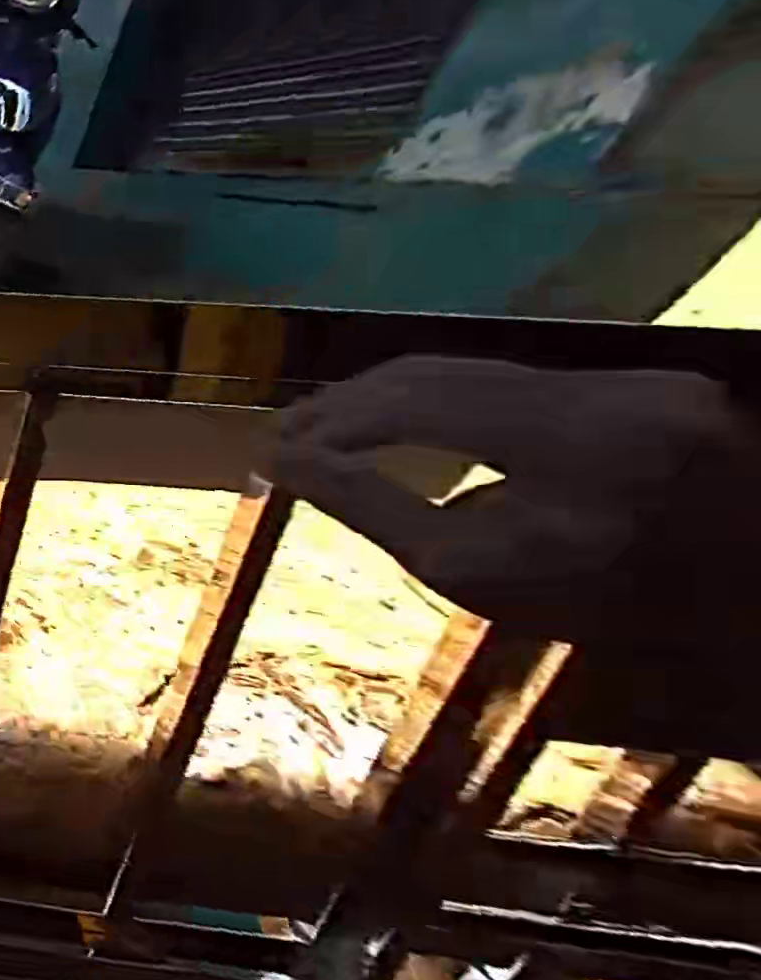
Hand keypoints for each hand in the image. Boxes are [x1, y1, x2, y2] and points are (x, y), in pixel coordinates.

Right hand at [272, 356, 760, 649]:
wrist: (741, 607)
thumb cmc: (589, 609)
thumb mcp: (462, 568)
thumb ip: (366, 505)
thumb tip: (278, 461)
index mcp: (583, 443)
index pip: (414, 404)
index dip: (327, 424)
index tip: (266, 452)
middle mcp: (615, 390)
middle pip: (429, 377)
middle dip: (338, 408)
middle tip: (273, 439)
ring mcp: (630, 378)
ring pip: (455, 371)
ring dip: (369, 400)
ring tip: (307, 431)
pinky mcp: (628, 381)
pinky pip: (488, 381)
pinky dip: (417, 403)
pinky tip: (374, 423)